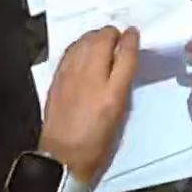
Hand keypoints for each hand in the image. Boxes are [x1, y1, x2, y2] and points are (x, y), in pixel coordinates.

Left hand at [39, 26, 139, 183]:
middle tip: (118, 38)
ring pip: (85, 41)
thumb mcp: (120, 115)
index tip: (134, 33)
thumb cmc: (98, 142)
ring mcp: (71, 76)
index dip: (131, 39)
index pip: (126, 55)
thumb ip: (123, 85)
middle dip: (112, 33)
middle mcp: (92, 79)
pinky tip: (84, 48)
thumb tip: (123, 61)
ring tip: (102, 41)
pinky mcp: (57, 78)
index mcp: (113, 94)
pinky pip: (70, 50)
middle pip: (103, 40)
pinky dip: (80, 44)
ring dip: (96, 36)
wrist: (64, 157)